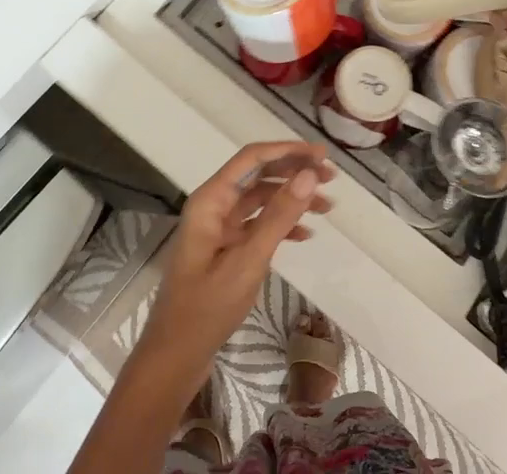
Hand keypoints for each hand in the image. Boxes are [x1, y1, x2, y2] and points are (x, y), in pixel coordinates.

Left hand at [141, 142, 335, 366]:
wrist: (175, 356)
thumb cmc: (207, 307)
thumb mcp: (248, 260)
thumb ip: (279, 216)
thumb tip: (309, 174)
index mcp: (210, 201)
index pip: (252, 158)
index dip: (288, 151)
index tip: (322, 155)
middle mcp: (212, 207)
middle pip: (258, 176)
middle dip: (294, 173)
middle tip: (331, 178)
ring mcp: (218, 229)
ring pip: (260, 200)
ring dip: (292, 199)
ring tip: (327, 206)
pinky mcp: (224, 250)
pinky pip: (256, 225)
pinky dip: (281, 225)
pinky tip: (304, 235)